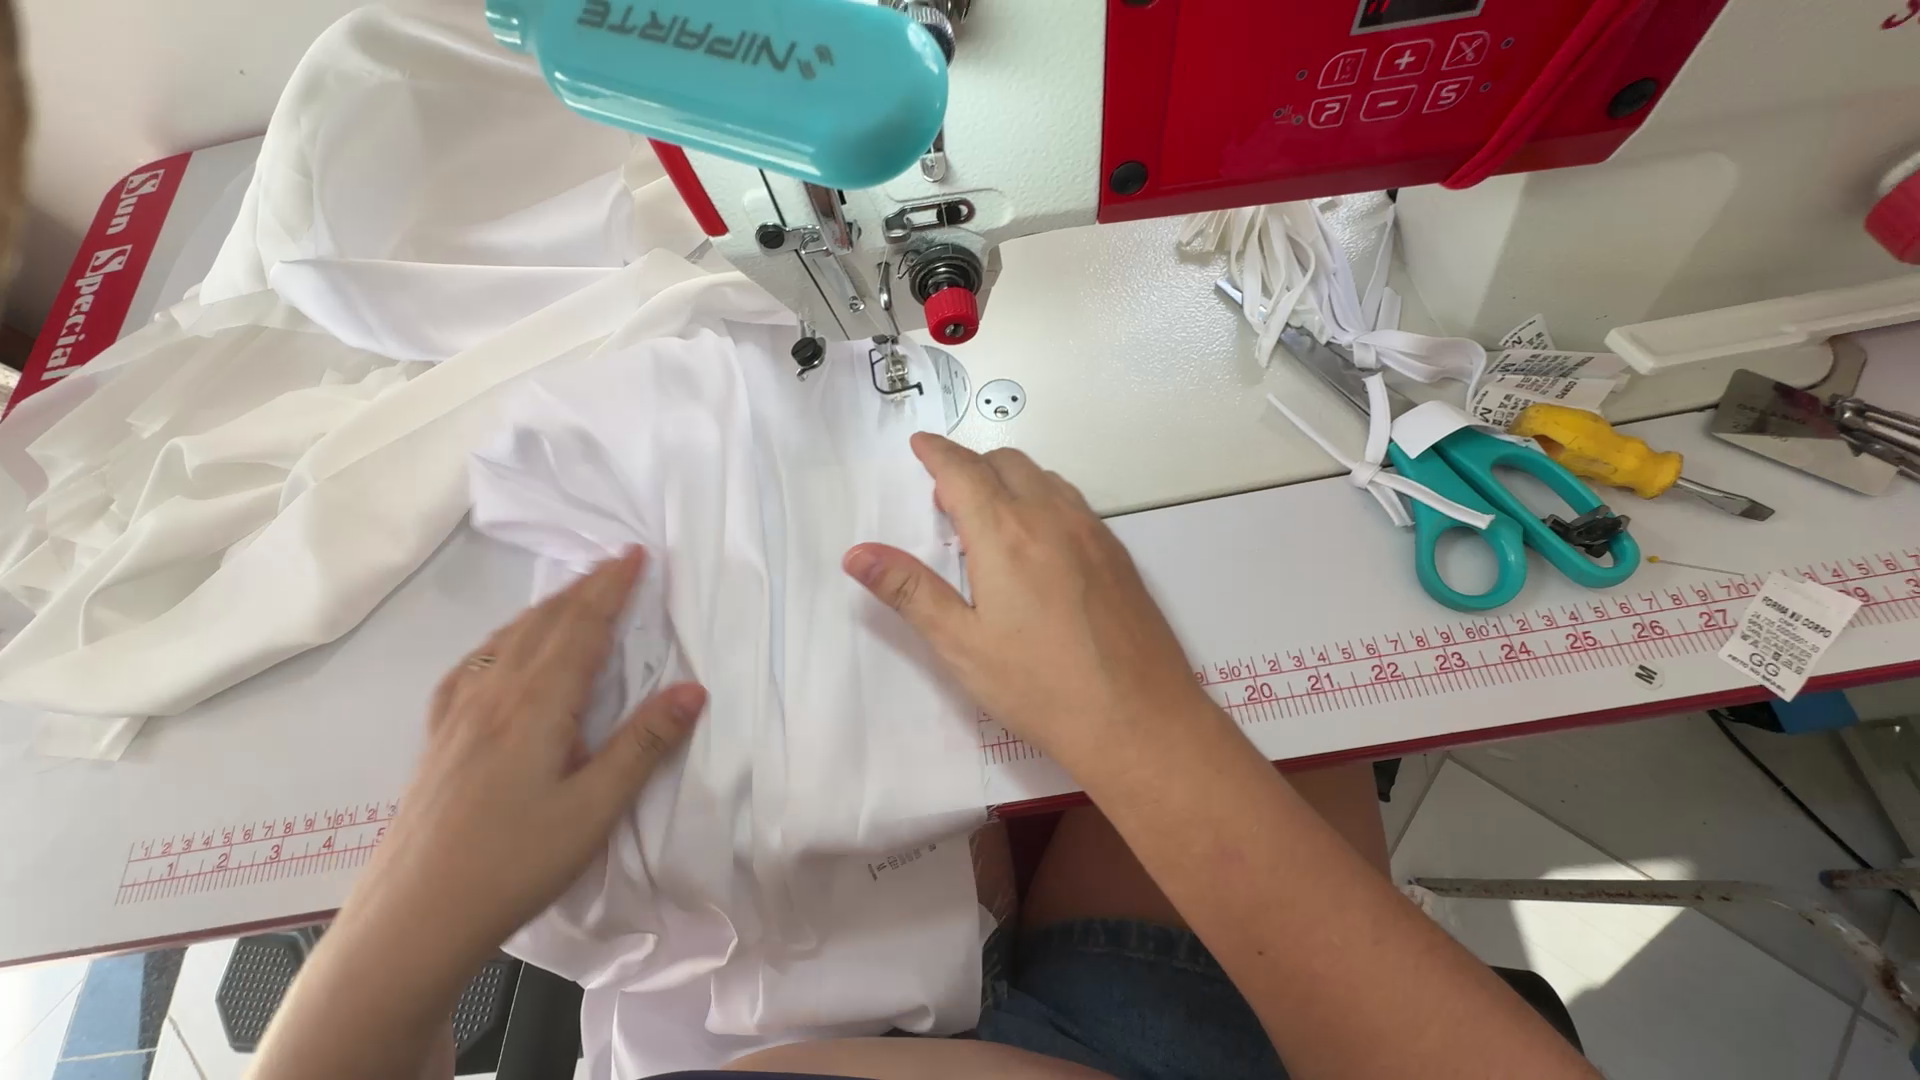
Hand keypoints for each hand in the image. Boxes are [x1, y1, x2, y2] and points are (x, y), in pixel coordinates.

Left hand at [342, 548, 705, 965]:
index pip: (580, 629)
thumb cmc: (513, 863)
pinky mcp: (438, 740)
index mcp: (535, 706)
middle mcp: (493, 696)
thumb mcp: (594, 809)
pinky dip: (503, 640)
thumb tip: (693, 688)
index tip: (634, 554)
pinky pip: (474, 667)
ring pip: (507, 640)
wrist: (409, 923)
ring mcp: (457, 716)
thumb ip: (644, 744)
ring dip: (546, 608)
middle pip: (544, 624)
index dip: (610, 588)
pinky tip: (501, 651)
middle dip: (583, 588)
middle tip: (615, 562)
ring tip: (572, 593)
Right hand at [842, 434, 1211, 767]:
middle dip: (971, 465)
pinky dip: (1044, 499)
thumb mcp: (961, 645)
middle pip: (1006, 462)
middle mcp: (1052, 517)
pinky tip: (1039, 545)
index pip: (962, 470)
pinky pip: (1073, 502)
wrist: (1139, 719)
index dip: (936, 452)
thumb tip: (857, 553)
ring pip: (1045, 477)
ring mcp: (1093, 532)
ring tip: (991, 520)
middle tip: (948, 501)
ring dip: (1010, 479)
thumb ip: (909, 592)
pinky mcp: (1118, 553)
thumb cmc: (1039, 687)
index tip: (920, 443)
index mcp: (1006, 534)